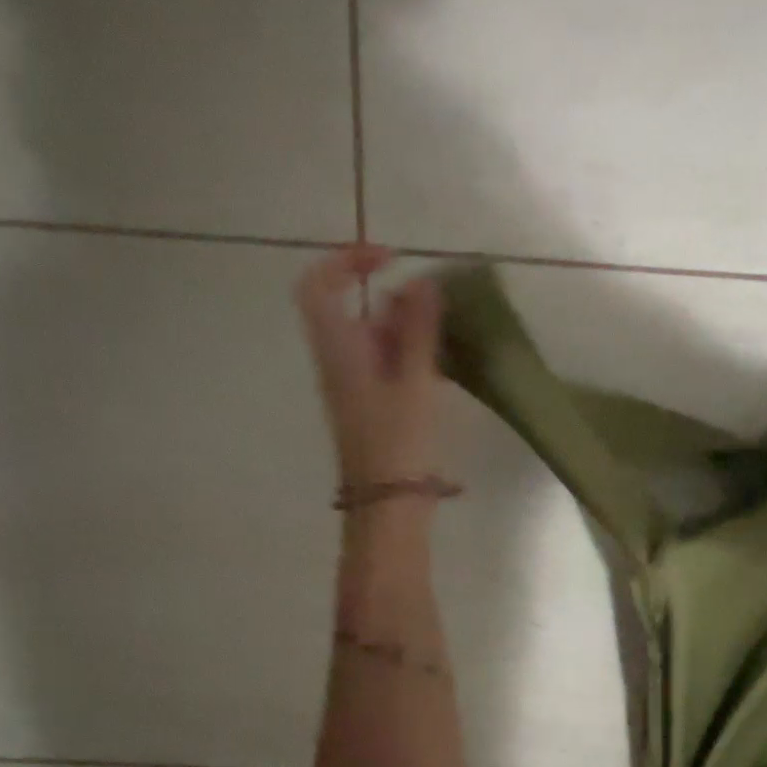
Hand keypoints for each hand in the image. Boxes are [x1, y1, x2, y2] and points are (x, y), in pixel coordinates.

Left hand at [295, 246, 444, 486]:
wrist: (387, 506)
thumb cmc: (398, 443)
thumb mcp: (415, 381)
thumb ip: (419, 329)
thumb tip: (423, 281)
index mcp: (338, 349)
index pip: (319, 285)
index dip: (347, 261)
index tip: (392, 260)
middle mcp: (338, 360)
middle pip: (354, 310)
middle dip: (397, 301)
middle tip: (439, 310)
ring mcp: (354, 383)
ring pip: (374, 337)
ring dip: (408, 328)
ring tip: (447, 338)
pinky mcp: (371, 403)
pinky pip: (386, 362)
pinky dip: (410, 353)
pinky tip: (440, 365)